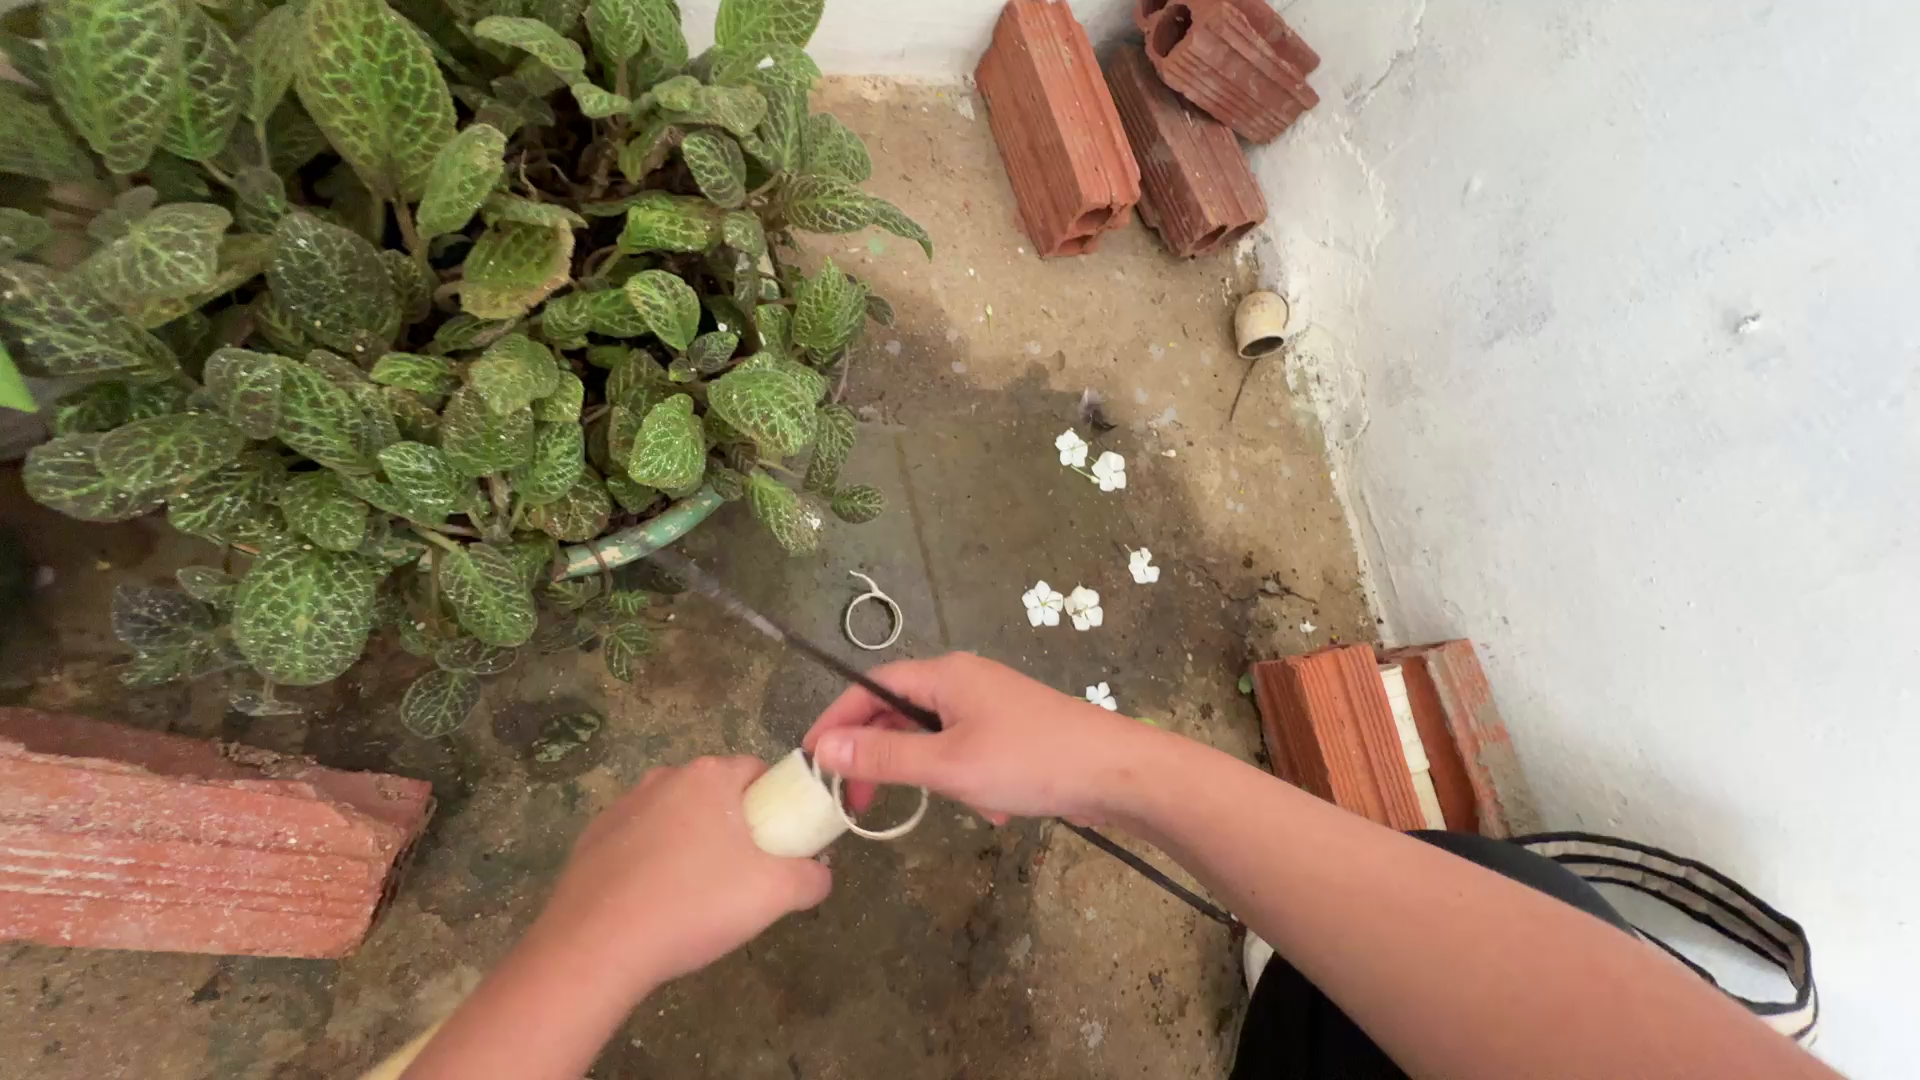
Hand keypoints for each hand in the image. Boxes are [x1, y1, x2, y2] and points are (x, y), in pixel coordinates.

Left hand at [526, 756, 832, 998]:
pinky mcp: (590, 839)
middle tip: (741, 875)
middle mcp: (665, 778)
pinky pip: (638, 842)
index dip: (775, 804)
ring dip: (691, 842)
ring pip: (676, 816)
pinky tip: (652, 904)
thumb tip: (821, 874)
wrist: (593, 951)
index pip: (758, 772)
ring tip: (694, 896)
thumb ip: (812, 877)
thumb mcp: (774, 894)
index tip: (777, 844)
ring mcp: (623, 806)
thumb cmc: (692, 905)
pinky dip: (651, 862)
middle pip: (716, 793)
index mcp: (710, 777)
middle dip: (733, 825)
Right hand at [802, 653, 1156, 824]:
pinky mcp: (1010, 730)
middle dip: (877, 755)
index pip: (872, 685)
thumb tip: (824, 747)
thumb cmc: (1028, 761)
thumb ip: (884, 757)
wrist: (1115, 771)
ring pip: (933, 736)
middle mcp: (963, 680)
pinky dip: (964, 779)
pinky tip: (990, 808)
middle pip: (900, 710)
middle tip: (856, 800)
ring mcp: (989, 705)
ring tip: (933, 807)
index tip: (810, 757)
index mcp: (944, 675)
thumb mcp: (948, 765)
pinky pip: (965, 750)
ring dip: (926, 773)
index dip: (837, 718)